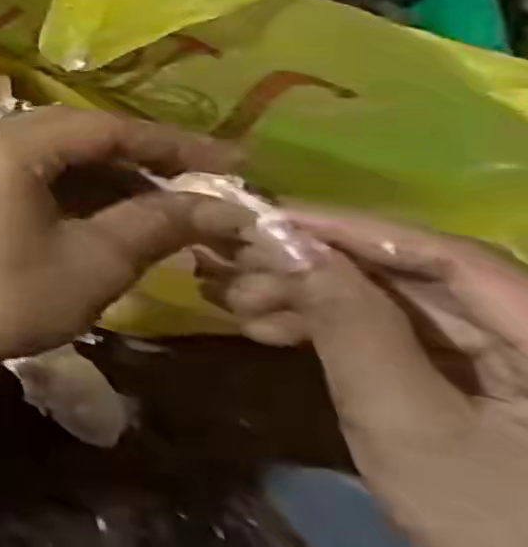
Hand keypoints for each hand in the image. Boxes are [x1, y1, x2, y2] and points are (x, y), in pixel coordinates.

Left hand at [0, 107, 253, 369]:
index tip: (235, 165)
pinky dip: (68, 184)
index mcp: (6, 144)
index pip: (101, 126)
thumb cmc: (3, 294)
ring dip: (105, 172)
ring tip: (170, 204)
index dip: (170, 144)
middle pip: (72, 130)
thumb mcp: (92, 261)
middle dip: (140, 155)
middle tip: (206, 185)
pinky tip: (111, 211)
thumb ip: (155, 223)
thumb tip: (222, 207)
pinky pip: (23, 166)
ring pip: (47, 149)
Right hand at [206, 209, 527, 546]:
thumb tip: (285, 241)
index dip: (353, 229)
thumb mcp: (403, 419)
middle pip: (421, 280)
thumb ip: (350, 322)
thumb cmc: (483, 516)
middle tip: (234, 271)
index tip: (263, 219)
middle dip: (316, 271)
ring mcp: (522, 368)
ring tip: (240, 307)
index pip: (452, 258)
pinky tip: (274, 332)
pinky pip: (410, 338)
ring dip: (315, 300)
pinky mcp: (494, 391)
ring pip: (406, 306)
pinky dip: (339, 330)